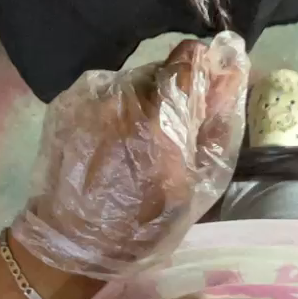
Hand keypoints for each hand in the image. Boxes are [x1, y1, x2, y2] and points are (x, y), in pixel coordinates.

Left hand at [10, 32, 248, 277]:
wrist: (72, 239)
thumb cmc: (144, 221)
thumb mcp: (196, 181)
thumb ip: (216, 123)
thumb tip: (231, 73)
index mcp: (157, 115)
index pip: (188, 59)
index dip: (202, 69)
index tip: (205, 87)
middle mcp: (120, 95)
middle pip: (159, 70)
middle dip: (171, 93)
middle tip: (168, 132)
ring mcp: (88, 97)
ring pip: (130, 82)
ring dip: (141, 102)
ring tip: (135, 143)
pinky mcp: (65, 103)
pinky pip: (102, 94)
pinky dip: (112, 110)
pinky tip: (108, 143)